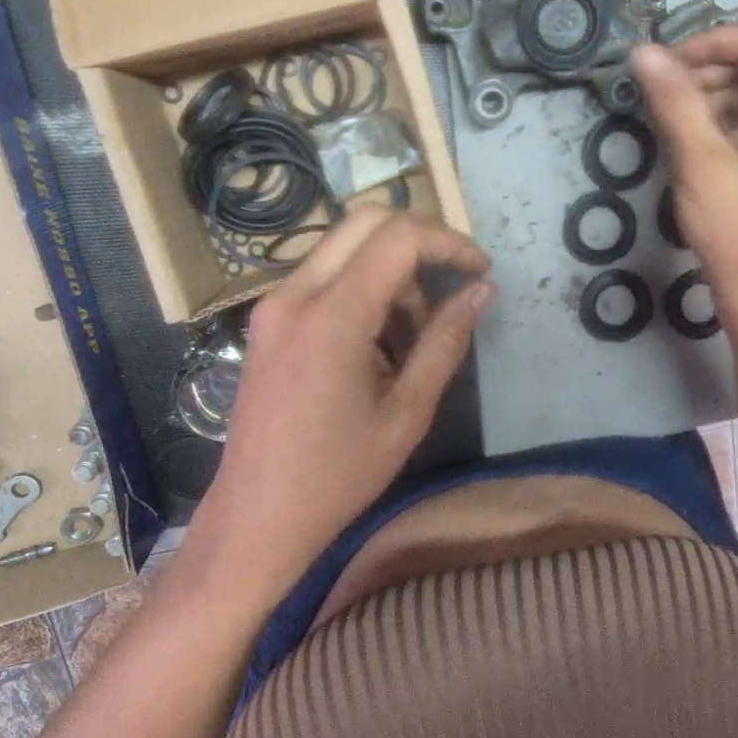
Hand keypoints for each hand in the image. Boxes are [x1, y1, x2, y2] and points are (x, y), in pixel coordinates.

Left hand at [193, 206, 493, 590]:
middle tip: (456, 283)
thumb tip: (482, 292)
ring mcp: (275, 303)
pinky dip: (365, 286)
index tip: (481, 273)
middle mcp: (295, 294)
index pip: (398, 237)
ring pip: (347, 245)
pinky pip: (326, 274)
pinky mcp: (269, 319)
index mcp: (331, 318)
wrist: (255, 517)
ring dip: (393, 268)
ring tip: (417, 333)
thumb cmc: (336, 477)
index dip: (450, 243)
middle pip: (368, 220)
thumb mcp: (407, 414)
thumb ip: (445, 343)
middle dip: (423, 240)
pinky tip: (381, 341)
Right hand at [632, 26, 737, 310]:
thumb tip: (643, 51)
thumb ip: (674, 101)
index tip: (669, 63)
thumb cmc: (731, 224)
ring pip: (737, 85)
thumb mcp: (698, 159)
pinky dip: (704, 115)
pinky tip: (680, 137)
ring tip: (666, 119)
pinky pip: (733, 113)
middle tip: (660, 92)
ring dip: (699, 92)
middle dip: (702, 67)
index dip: (712, 40)